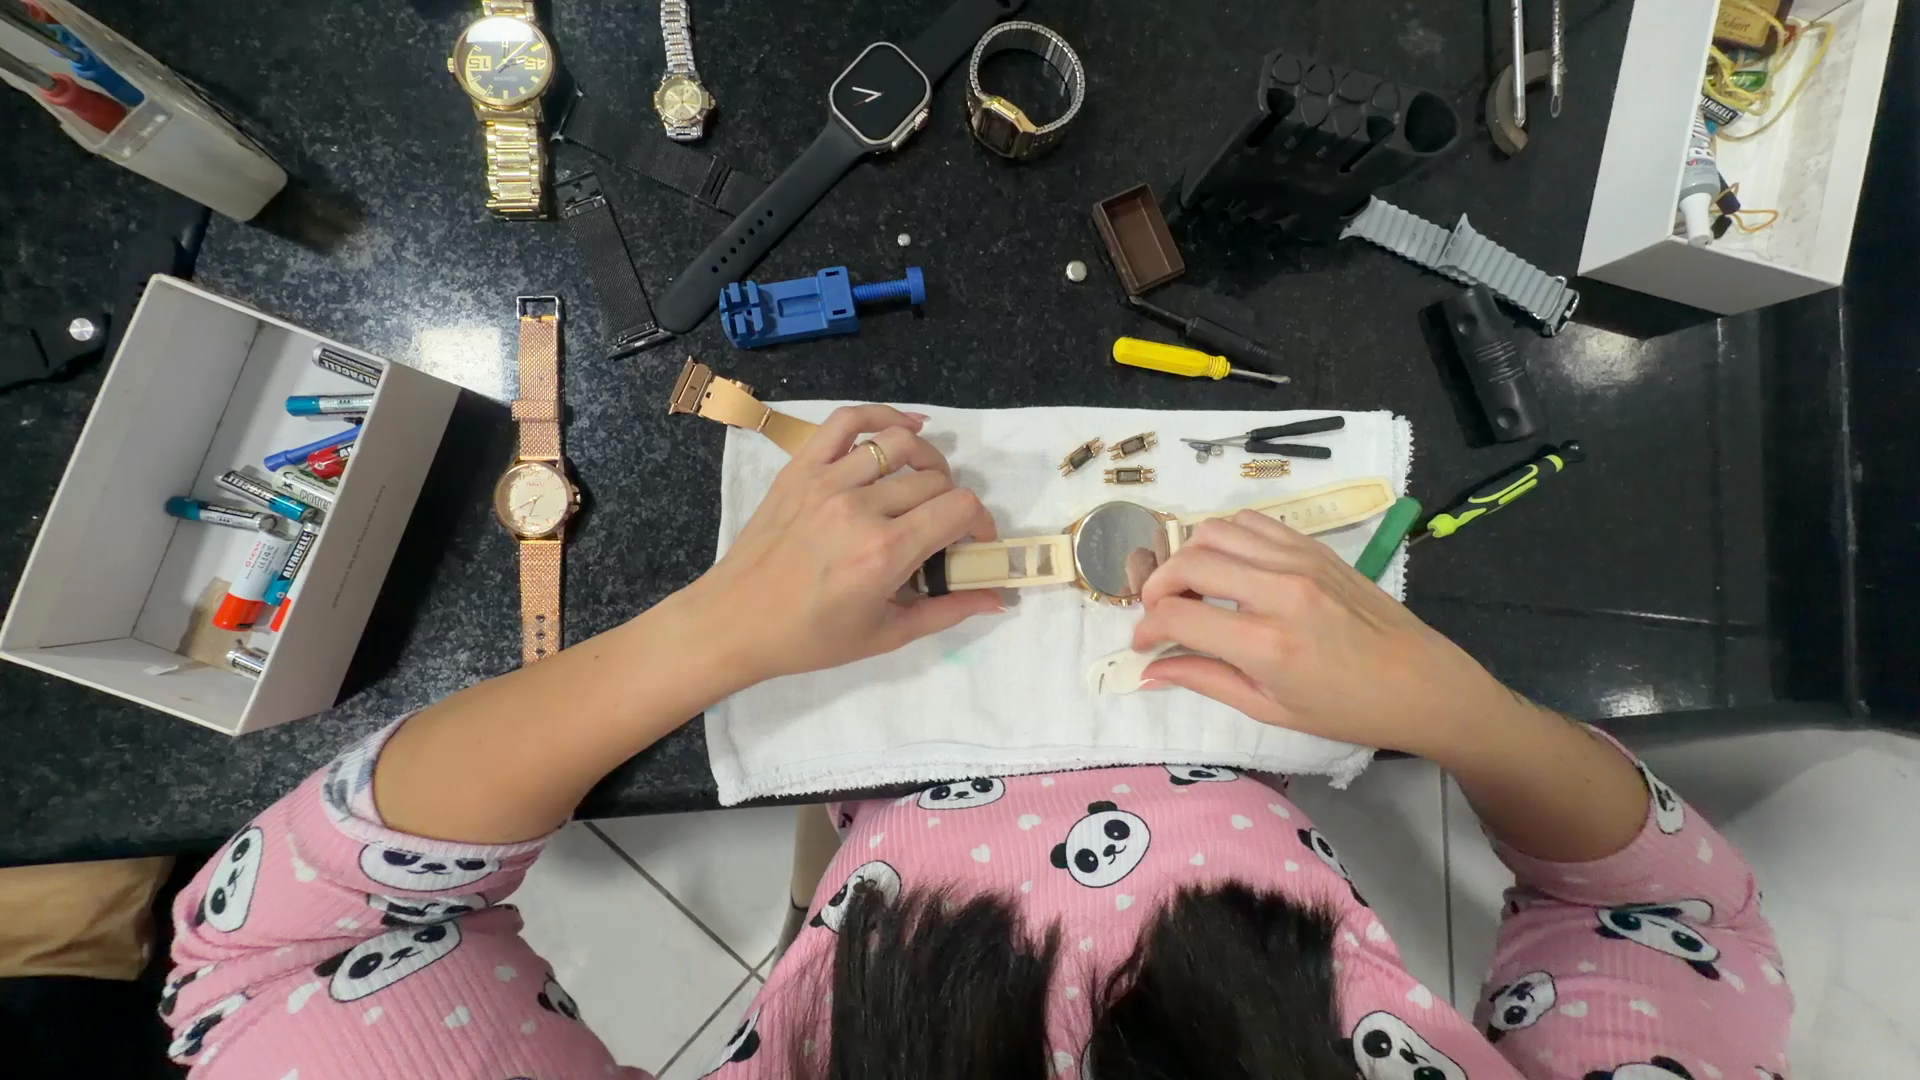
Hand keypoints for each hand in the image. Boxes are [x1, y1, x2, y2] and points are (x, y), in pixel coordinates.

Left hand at [691, 405, 1002, 682]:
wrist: (734, 621)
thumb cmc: (810, 638)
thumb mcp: (886, 635)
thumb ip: (947, 611)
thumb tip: (1000, 598)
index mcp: (885, 553)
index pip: (959, 508)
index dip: (981, 521)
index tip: (974, 539)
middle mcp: (860, 508)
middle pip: (935, 480)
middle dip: (953, 501)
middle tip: (943, 527)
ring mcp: (827, 481)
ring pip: (900, 445)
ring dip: (928, 460)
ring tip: (928, 481)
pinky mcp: (801, 468)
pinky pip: (848, 422)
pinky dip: (882, 415)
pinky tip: (903, 427)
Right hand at [1131, 511, 1523, 757]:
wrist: (1424, 684)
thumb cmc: (1348, 709)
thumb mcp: (1271, 709)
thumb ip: (1205, 680)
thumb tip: (1151, 668)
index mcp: (1268, 644)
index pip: (1178, 617)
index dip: (1147, 629)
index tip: (1143, 643)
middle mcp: (1279, 591)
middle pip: (1188, 564)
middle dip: (1157, 588)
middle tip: (1160, 613)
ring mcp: (1298, 561)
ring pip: (1213, 532)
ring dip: (1187, 558)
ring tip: (1190, 588)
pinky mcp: (1313, 548)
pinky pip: (1250, 522)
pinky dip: (1224, 538)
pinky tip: (1227, 567)